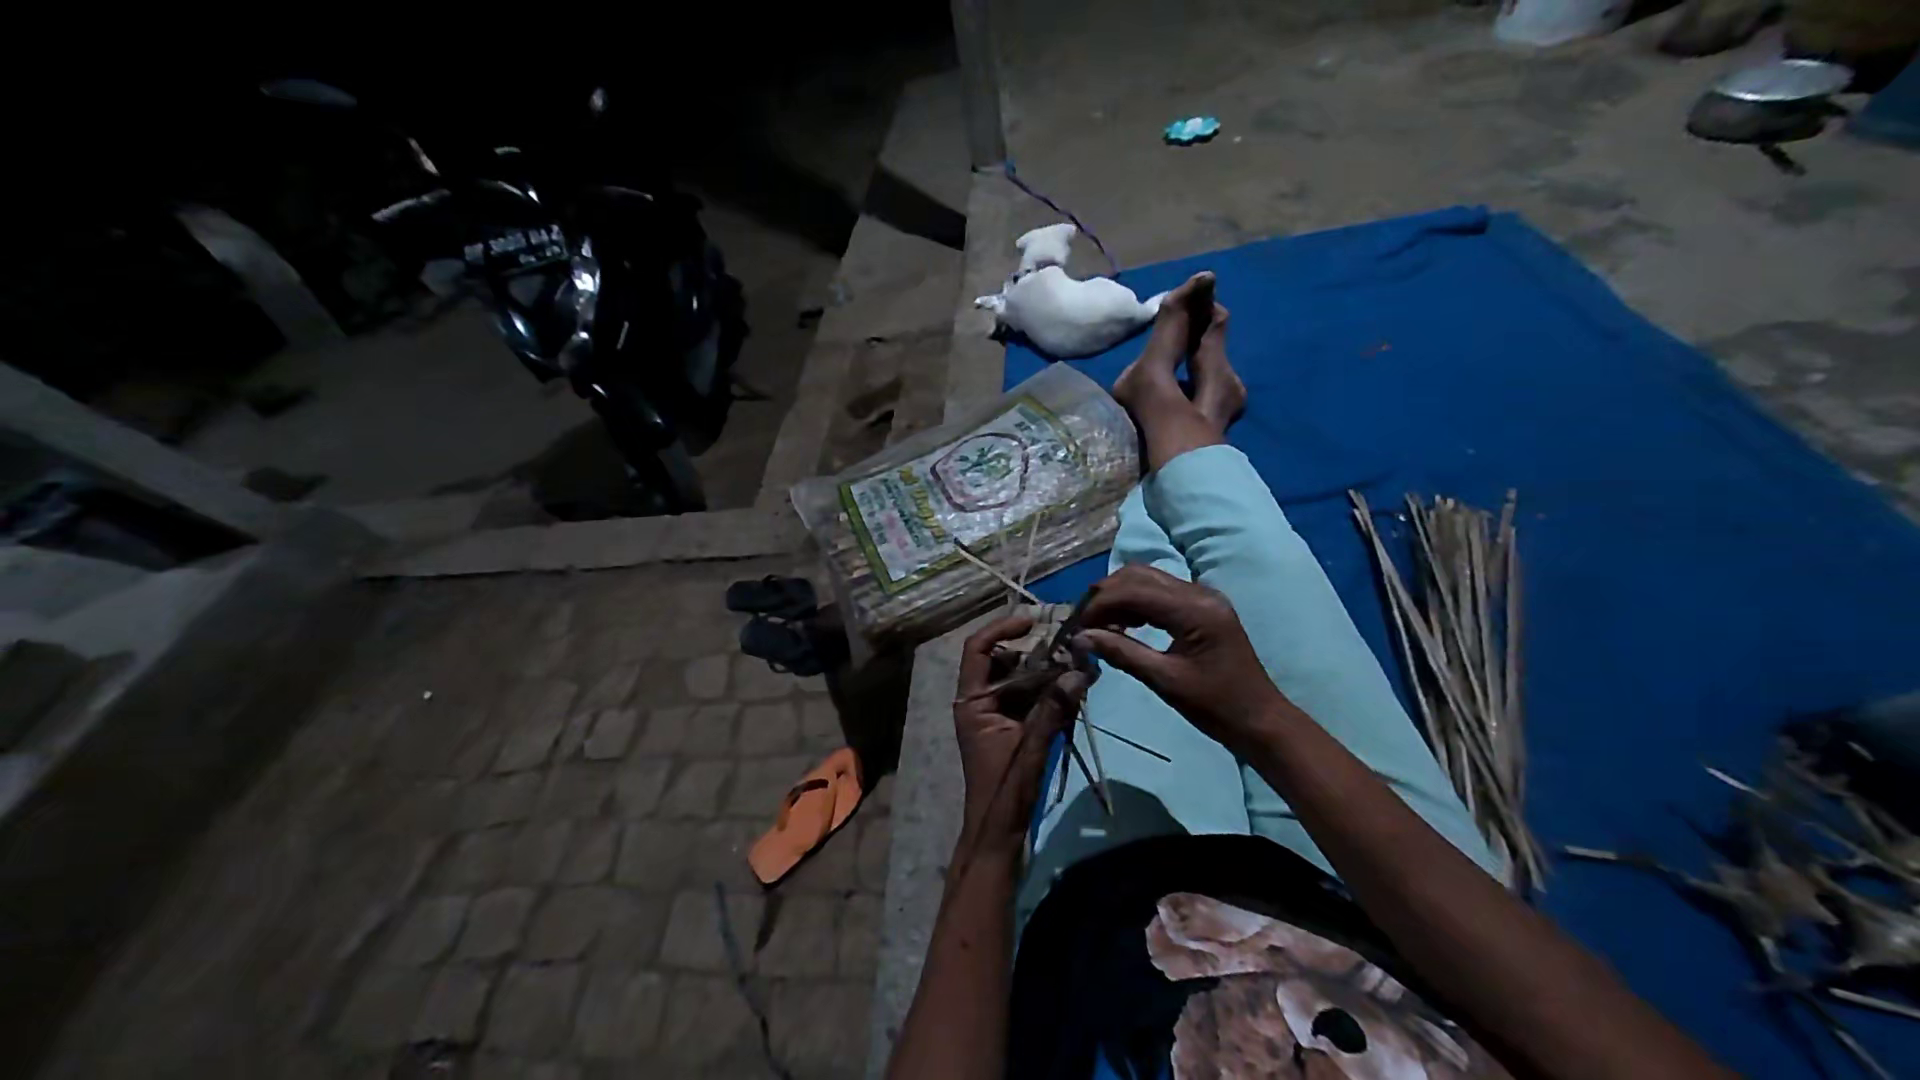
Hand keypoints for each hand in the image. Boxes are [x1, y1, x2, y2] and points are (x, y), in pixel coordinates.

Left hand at [952, 615, 1088, 852]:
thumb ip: (1053, 709)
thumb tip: (1078, 672)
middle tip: (1070, 650)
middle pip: (1005, 662)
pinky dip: (1050, 694)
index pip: (977, 649)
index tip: (1032, 622)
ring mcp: (996, 714)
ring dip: (1048, 674)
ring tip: (1079, 671)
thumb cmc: (1004, 792)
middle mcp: (980, 702)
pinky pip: (1031, 699)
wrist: (998, 833)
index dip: (1000, 629)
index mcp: (972, 702)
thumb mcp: (1031, 747)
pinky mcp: (1012, 726)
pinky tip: (1075, 692)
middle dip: (1037, 654)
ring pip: (1022, 679)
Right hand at [1074, 565, 1289, 752]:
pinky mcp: (1201, 606)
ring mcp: (1202, 596)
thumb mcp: (1165, 681)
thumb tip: (1080, 638)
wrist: (1259, 720)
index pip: (1134, 591)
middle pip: (1138, 575)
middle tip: (1084, 625)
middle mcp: (1199, 592)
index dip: (1099, 605)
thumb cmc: (1215, 706)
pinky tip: (1124, 626)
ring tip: (1100, 627)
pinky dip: (1135, 602)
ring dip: (1119, 597)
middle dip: (1105, 596)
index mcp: (1194, 609)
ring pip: (1147, 579)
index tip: (1076, 628)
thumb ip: (1122, 653)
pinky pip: (1159, 591)